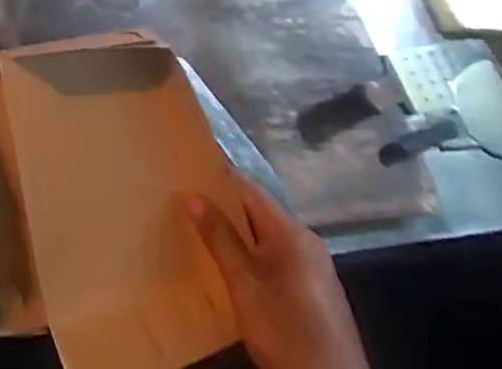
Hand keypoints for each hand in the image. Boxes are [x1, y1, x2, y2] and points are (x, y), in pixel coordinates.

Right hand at [186, 175, 369, 368]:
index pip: (247, 186)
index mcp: (291, 231)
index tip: (185, 170)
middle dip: (223, 205)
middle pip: (258, 209)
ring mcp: (315, 264)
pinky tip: (232, 263)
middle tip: (185, 202)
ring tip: (201, 229)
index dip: (216, 176)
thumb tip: (192, 195)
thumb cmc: (285, 332)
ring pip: (266, 233)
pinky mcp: (316, 286)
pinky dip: (253, 250)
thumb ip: (219, 238)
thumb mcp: (244, 286)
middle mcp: (307, 239)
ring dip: (237, 230)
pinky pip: (278, 252)